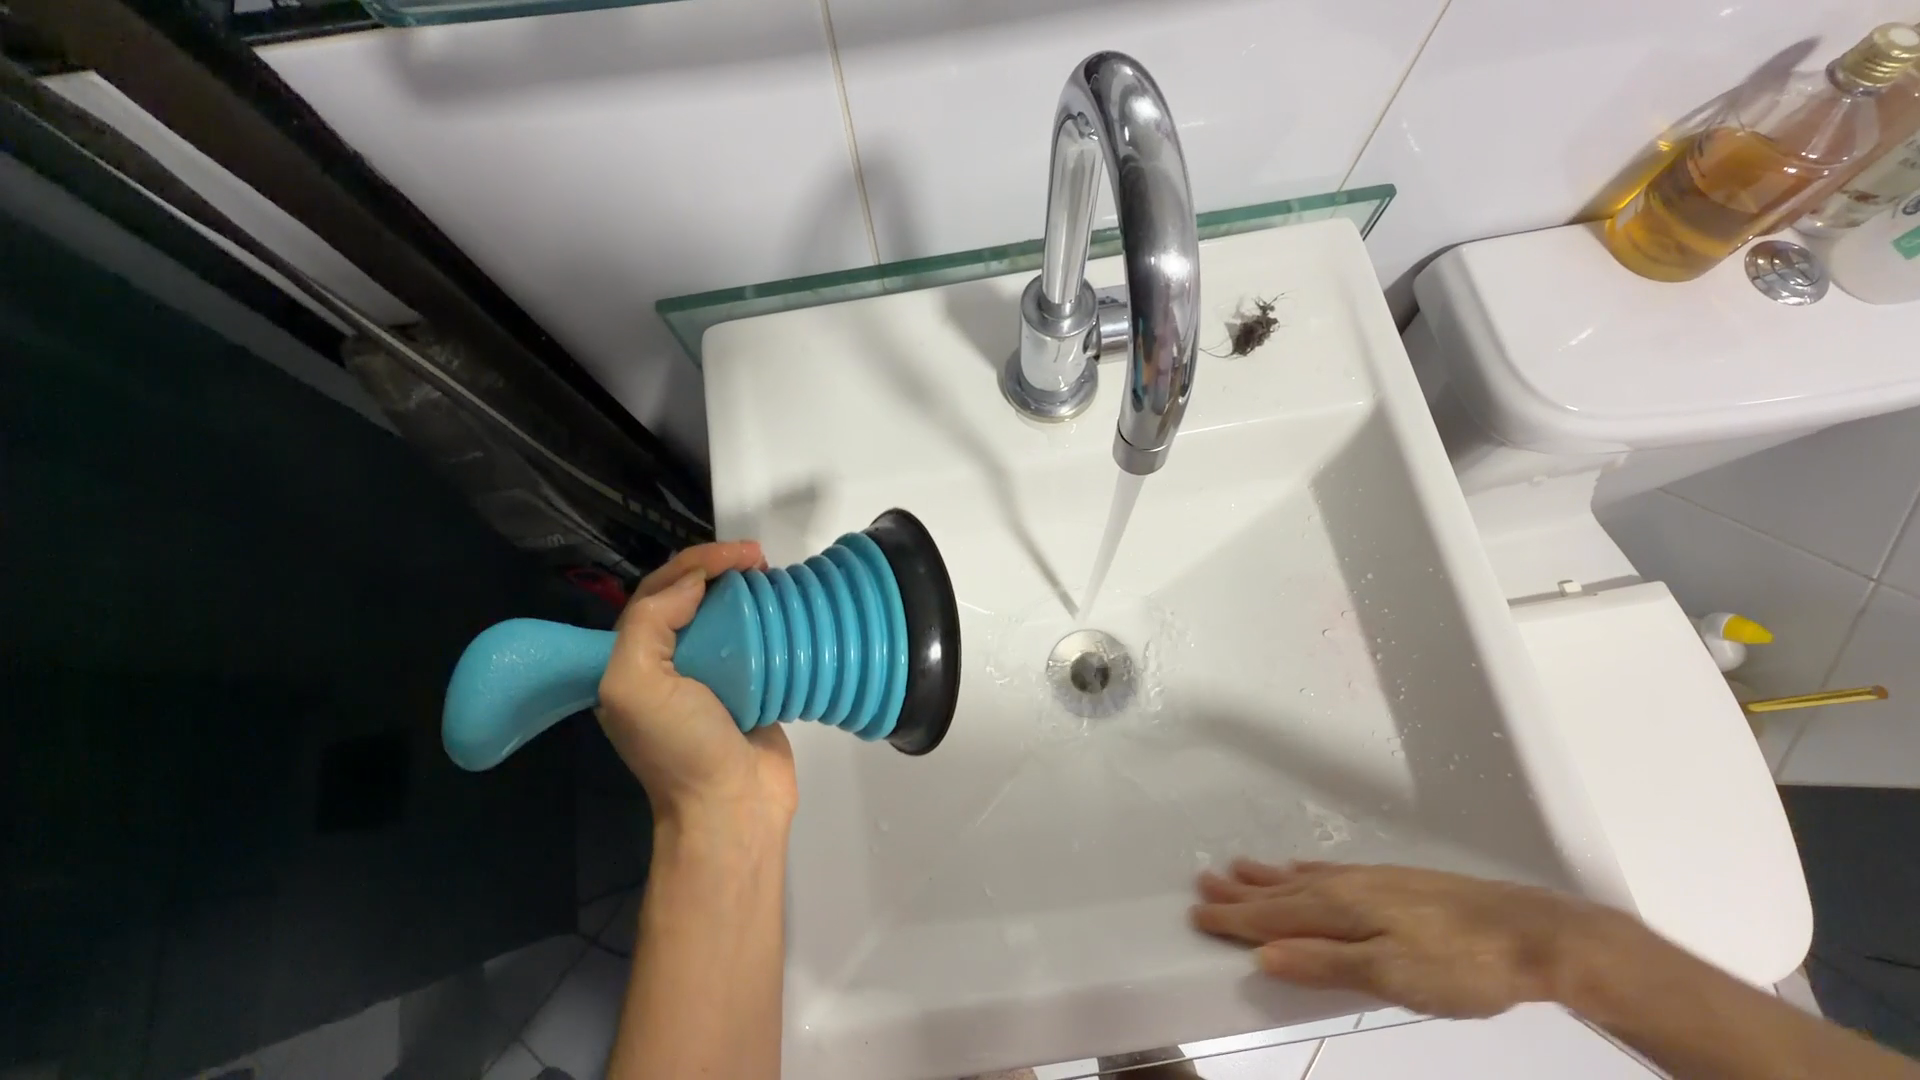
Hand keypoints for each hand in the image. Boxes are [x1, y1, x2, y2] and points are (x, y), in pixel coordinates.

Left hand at [597, 542, 798, 824]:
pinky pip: (755, 643)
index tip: (739, 555)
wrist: (731, 808)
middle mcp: (667, 665)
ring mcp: (710, 678)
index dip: (695, 563)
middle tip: (760, 559)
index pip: (657, 592)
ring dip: (748, 590)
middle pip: (692, 597)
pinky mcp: (748, 690)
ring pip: (725, 616)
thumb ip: (648, 623)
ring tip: (774, 577)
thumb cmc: (681, 749)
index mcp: (630, 662)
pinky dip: (768, 621)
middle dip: (721, 568)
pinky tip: (786, 610)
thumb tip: (695, 584)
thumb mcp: (635, 685)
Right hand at [1191, 860, 1624, 1018]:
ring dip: (1267, 878)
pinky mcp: (1394, 884)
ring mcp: (1372, 882)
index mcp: (1341, 910)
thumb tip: (1264, 953)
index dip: (1235, 917)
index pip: (1274, 916)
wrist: (1535, 936)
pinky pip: (1329, 873)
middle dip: (1241, 892)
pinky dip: (1305, 872)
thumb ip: (1326, 963)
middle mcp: (1348, 888)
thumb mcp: (1392, 975)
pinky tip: (1305, 870)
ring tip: (1238, 867)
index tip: (1198, 912)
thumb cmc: (1462, 965)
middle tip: (1204, 880)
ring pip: (1303, 879)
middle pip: (1282, 892)